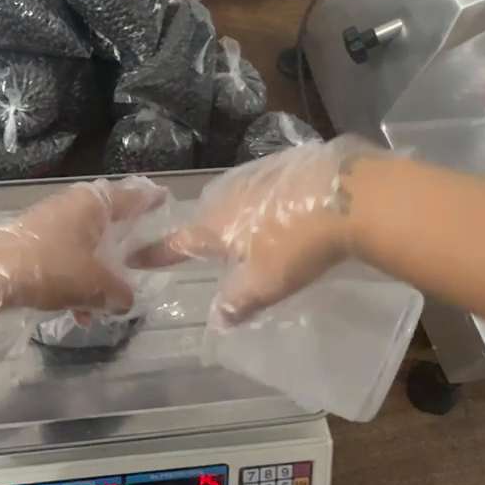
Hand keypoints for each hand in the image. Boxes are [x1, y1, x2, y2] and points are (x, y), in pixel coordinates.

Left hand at [0, 177, 170, 323]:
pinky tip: (72, 312)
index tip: (164, 197)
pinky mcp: (29, 241)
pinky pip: (63, 258)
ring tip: (93, 313)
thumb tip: (125, 300)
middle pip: (106, 225)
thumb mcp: (95, 286)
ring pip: (84, 247)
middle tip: (133, 267)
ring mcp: (48, 222)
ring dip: (94, 278)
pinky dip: (72, 281)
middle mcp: (72, 206)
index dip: (149, 199)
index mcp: (93, 204)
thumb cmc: (51, 268)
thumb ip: (119, 293)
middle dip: (118, 253)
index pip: (131, 196)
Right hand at [131, 136, 385, 325]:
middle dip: (209, 233)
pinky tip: (294, 210)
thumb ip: (237, 303)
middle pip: (209, 217)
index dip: (155, 254)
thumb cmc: (297, 244)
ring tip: (261, 232)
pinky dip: (273, 200)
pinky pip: (269, 185)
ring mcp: (258, 174)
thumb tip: (216, 323)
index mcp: (215, 225)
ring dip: (244, 215)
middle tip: (222, 253)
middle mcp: (228, 195)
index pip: (176, 244)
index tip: (133, 255)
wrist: (351, 194)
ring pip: (239, 198)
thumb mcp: (266, 284)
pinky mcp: (288, 162)